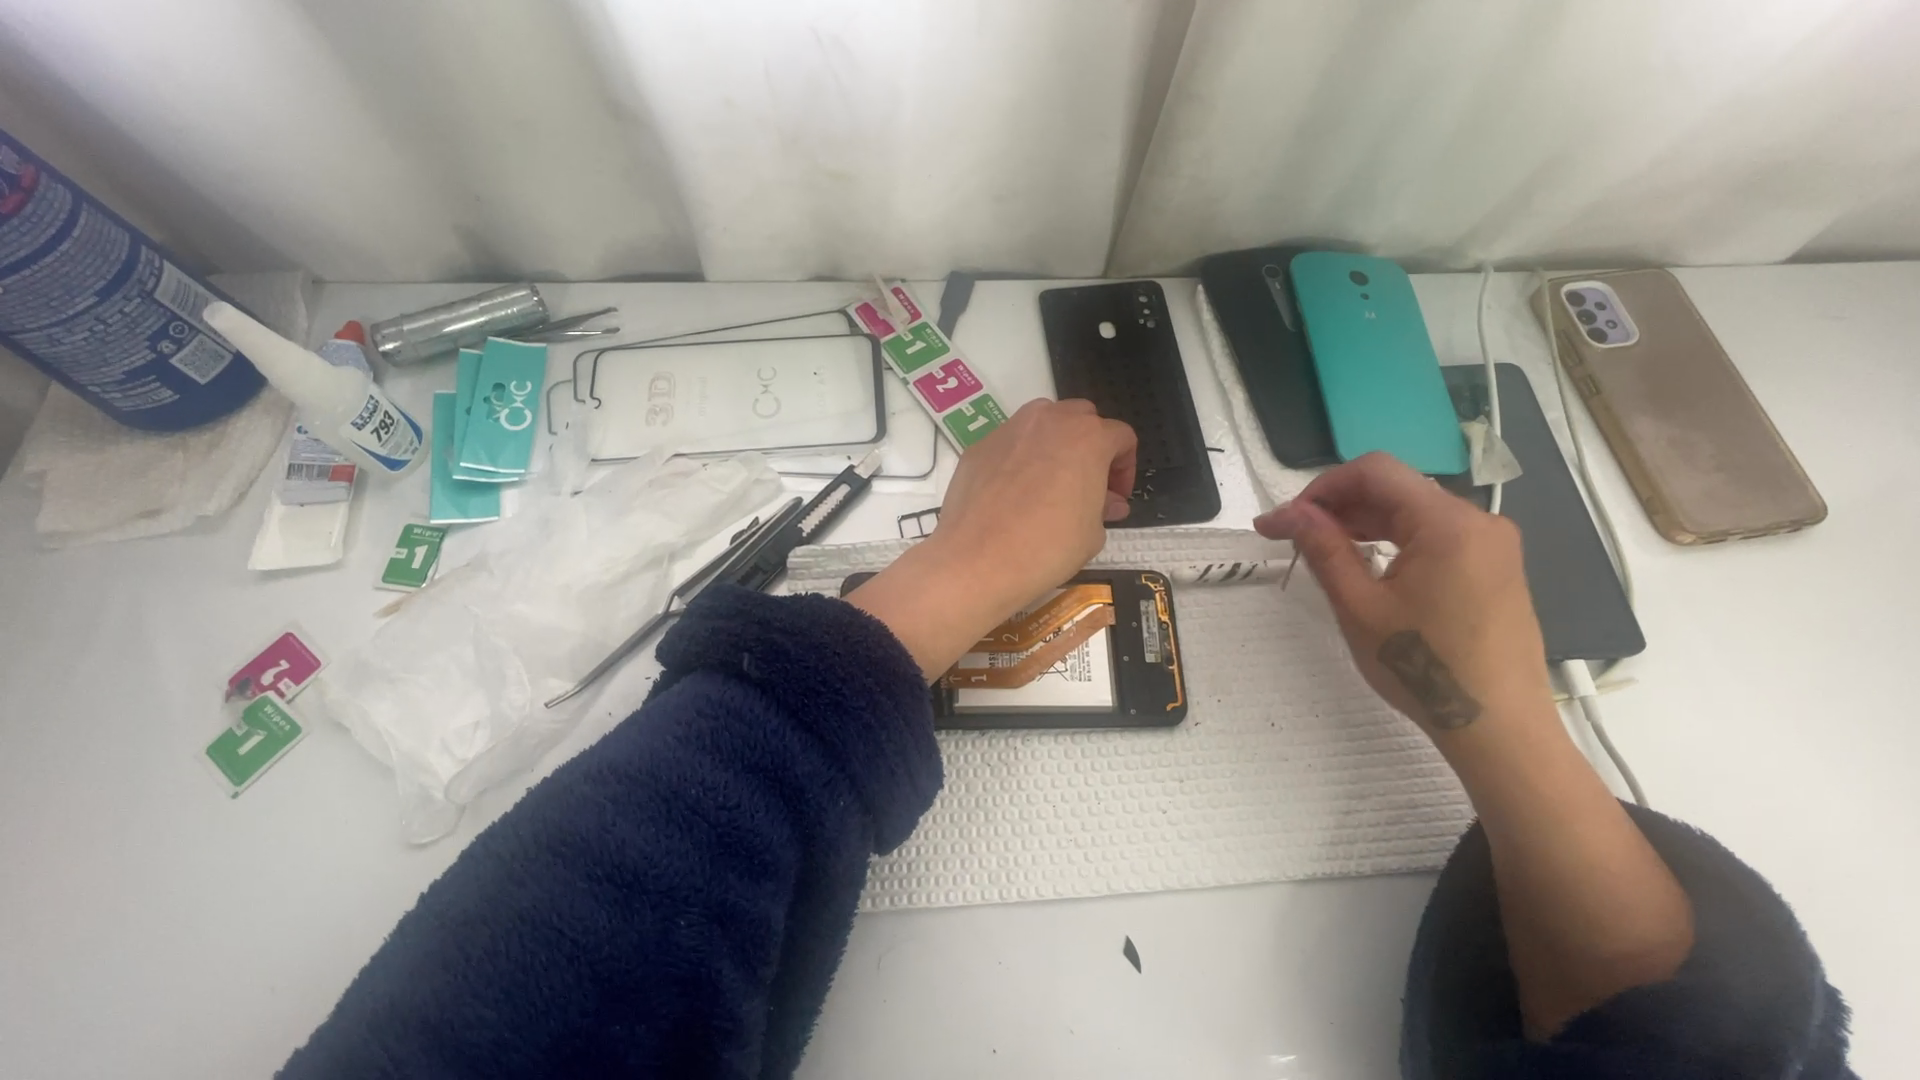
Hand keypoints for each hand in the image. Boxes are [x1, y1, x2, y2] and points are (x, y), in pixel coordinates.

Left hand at [848, 399, 1136, 678]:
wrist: (978, 560)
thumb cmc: (1046, 547)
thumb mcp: (1092, 534)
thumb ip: (1104, 508)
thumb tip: (1108, 502)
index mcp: (1087, 437)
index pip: (1121, 436)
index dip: (1126, 468)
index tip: (1117, 497)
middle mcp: (1049, 421)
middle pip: (1081, 418)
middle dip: (1091, 447)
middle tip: (1088, 485)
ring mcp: (1009, 429)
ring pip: (1043, 423)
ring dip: (1055, 444)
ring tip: (1051, 484)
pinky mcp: (979, 446)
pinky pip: (1010, 444)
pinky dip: (1020, 459)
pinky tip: (1014, 494)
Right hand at [1253, 452, 1551, 738]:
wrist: (1498, 728)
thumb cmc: (1423, 668)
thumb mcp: (1359, 606)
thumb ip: (1323, 549)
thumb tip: (1288, 512)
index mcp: (1448, 523)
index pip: (1375, 471)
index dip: (1322, 487)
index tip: (1285, 519)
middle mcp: (1478, 521)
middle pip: (1396, 489)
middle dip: (1338, 506)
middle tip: (1291, 537)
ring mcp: (1492, 545)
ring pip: (1414, 513)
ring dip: (1364, 524)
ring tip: (1322, 551)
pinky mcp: (1496, 568)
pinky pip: (1436, 536)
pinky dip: (1395, 541)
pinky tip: (1368, 566)